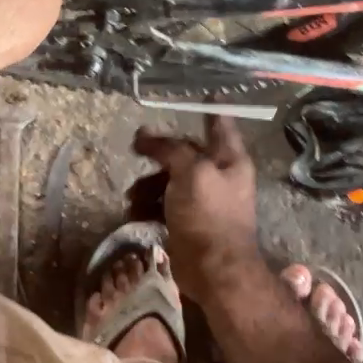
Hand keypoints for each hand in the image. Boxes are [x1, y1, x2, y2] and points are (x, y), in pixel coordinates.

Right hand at [133, 115, 260, 305]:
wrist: (213, 270)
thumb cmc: (209, 215)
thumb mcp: (191, 172)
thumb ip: (170, 149)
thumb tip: (145, 136)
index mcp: (230, 160)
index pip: (221, 125)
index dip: (212, 108)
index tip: (204, 92)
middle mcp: (219, 176)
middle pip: (185, 154)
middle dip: (159, 154)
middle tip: (136, 149)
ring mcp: (202, 201)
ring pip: (169, 180)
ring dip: (147, 185)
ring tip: (132, 198)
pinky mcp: (186, 222)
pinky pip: (163, 205)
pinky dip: (148, 207)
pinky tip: (135, 214)